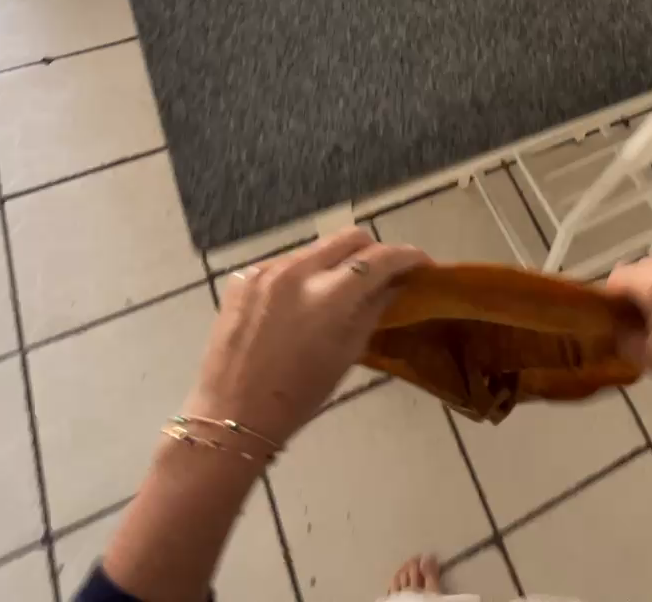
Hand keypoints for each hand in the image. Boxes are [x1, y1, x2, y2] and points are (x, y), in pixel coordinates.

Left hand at [183, 228, 430, 447]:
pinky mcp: (245, 275)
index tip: (422, 263)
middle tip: (383, 272)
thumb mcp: (347, 352)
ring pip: (319, 247)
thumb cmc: (298, 395)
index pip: (380, 259)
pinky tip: (302, 301)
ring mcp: (267, 269)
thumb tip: (397, 283)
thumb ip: (375, 307)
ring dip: (338, 261)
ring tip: (340, 289)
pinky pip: (288, 261)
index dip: (407, 256)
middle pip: (351, 237)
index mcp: (328, 297)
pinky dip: (305, 273)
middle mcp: (297, 271)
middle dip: (374, 250)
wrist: (230, 414)